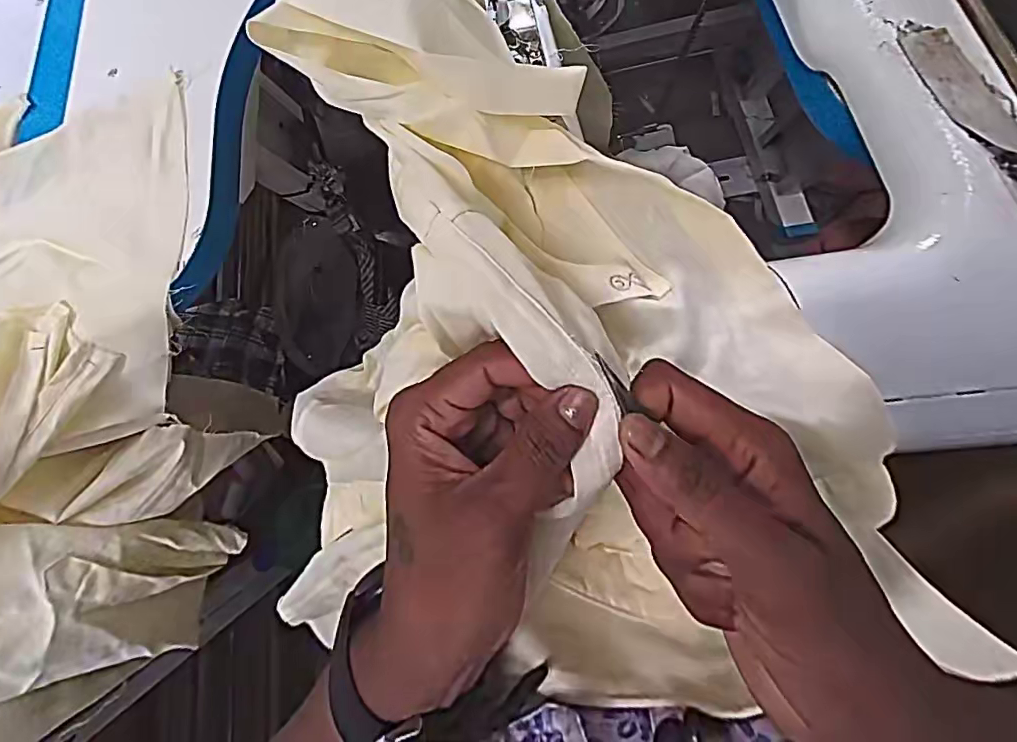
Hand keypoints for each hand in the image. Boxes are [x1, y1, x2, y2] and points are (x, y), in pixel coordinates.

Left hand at [352, 342, 597, 721]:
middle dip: (552, 400)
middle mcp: (442, 417)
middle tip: (594, 420)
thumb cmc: (444, 585)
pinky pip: (532, 436)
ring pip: (526, 407)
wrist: (435, 650)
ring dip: (558, 430)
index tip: (584, 379)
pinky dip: (555, 451)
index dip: (536, 367)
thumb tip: (580, 397)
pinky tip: (567, 476)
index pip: (486, 365)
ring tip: (580, 456)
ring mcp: (469, 440)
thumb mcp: (496, 511)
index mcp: (422, 415)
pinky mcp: (492, 463)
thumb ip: (540, 448)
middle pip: (509, 381)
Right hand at [616, 362, 1016, 741]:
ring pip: (649, 500)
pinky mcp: (703, 543)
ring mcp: (714, 506)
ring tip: (723, 572)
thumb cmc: (840, 630)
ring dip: (675, 547)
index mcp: (750, 444)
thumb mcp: (762, 551)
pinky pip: (658, 541)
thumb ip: (694, 485)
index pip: (668, 389)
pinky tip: (725, 595)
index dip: (637, 414)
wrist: (857, 706)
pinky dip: (682, 576)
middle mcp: (730, 466)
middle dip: (659, 502)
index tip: (629, 457)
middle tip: (697, 536)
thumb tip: (638, 429)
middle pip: (648, 447)